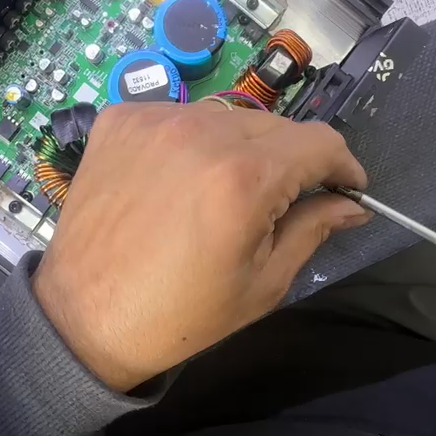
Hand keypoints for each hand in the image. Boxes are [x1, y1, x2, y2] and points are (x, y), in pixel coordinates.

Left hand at [33, 101, 368, 391]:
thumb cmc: (180, 315)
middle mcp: (200, 132)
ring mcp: (154, 120)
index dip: (343, 164)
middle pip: (277, 125)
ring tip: (226, 193)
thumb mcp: (263, 283)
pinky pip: (179, 116)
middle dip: (294, 160)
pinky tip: (181, 179)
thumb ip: (313, 230)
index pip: (320, 141)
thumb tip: (351, 204)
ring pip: (228, 116)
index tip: (346, 187)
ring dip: (243, 147)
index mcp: (244, 178)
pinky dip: (192, 141)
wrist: (84, 319)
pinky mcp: (119, 120)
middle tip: (285, 200)